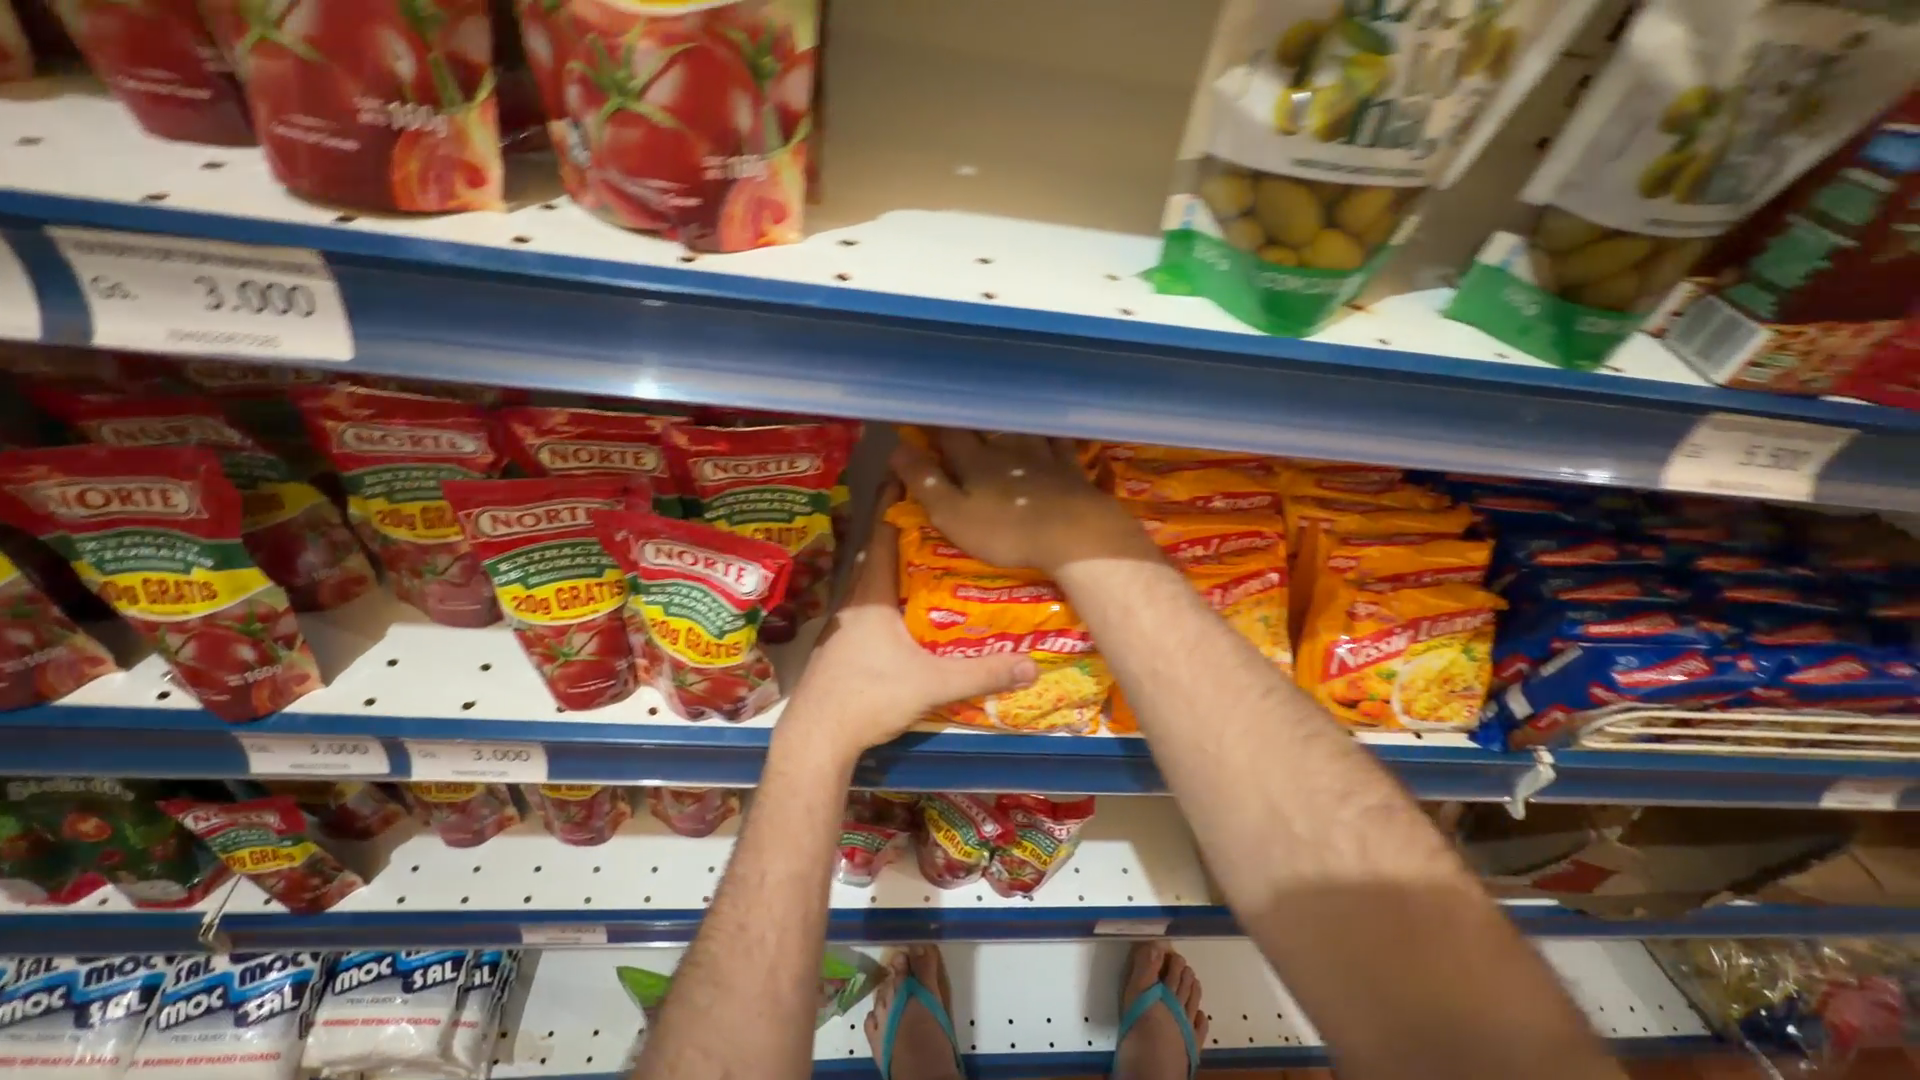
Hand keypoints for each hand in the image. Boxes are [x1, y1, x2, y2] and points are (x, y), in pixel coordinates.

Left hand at [776, 493, 1039, 764]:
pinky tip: (907, 611)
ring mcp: (842, 626)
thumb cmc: (868, 696)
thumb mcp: (931, 684)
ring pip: (870, 583)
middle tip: (936, 517)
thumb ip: (981, 674)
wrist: (816, 737)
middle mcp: (853, 602)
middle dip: (900, 533)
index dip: (894, 504)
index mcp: (871, 595)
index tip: (911, 476)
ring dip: (893, 566)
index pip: (881, 535)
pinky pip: (868, 607)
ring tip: (927, 557)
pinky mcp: (840, 648)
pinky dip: (887, 596)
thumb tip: (1031, 666)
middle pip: (876, 554)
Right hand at [890, 429, 1152, 574]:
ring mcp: (1042, 455)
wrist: (1074, 534)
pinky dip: (1050, 431)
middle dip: (967, 415)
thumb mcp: (952, 514)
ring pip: (1020, 427)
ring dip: (1007, 416)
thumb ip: (925, 481)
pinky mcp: (1070, 469)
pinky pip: (1058, 441)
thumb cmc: (1006, 531)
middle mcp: (1006, 449)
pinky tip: (1051, 426)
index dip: (932, 422)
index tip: (919, 410)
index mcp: (974, 461)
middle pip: (983, 426)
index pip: (947, 434)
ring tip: (1000, 403)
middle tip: (956, 401)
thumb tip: (896, 448)